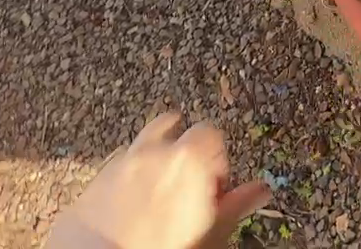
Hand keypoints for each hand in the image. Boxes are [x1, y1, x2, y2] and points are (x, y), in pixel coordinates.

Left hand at [48, 113, 270, 248]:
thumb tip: (263, 188)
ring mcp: (124, 160)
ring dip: (155, 153)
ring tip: (158, 186)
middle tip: (186, 184)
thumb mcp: (211, 232)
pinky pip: (119, 162)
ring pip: (145, 140)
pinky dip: (129, 173)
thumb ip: (237, 204)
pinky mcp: (97, 177)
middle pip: (177, 127)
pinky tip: (130, 201)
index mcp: (190, 156)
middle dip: (184, 148)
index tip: (214, 187)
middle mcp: (158, 148)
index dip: (216, 159)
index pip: (211, 133)